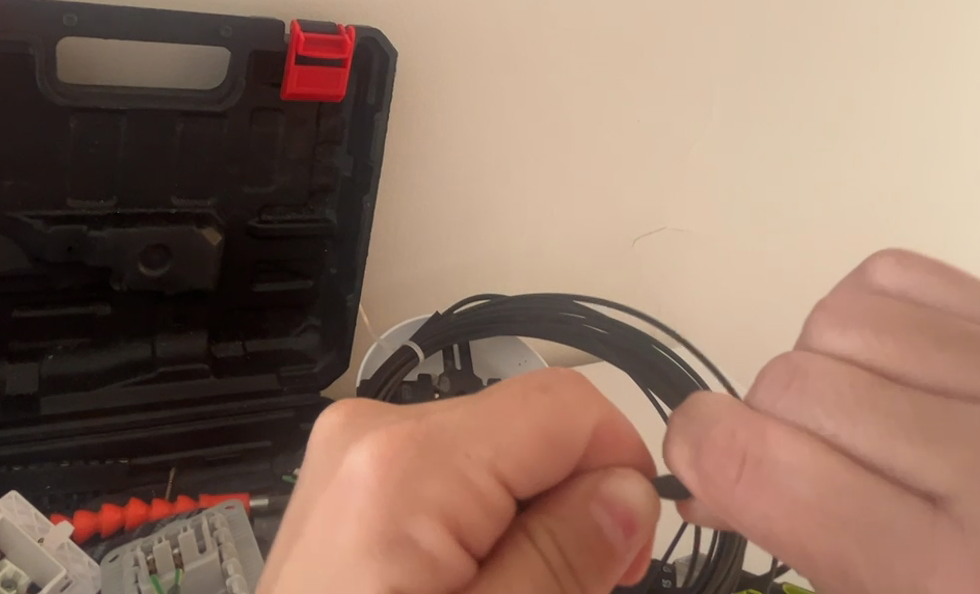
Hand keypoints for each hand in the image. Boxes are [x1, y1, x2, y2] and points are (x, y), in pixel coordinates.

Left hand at [260, 368, 660, 593]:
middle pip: (525, 422)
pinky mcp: (352, 473)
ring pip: (493, 446)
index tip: (627, 547)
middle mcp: (371, 428)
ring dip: (526, 513)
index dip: (617, 465)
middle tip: (570, 588)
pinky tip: (470, 578)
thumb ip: (562, 558)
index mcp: (407, 462)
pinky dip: (481, 516)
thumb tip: (627, 490)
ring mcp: (354, 447)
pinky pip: (450, 468)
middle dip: (568, 498)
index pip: (561, 403)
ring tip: (508, 590)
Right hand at [663, 248, 979, 593]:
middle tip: (816, 471)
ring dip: (824, 369)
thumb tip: (704, 466)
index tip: (703, 462)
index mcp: (971, 582)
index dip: (698, 448)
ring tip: (873, 424)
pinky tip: (906, 373)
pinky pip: (894, 275)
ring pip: (832, 320)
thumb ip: (794, 546)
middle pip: (789, 381)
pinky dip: (871, 318)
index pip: (755, 457)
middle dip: (774, 424)